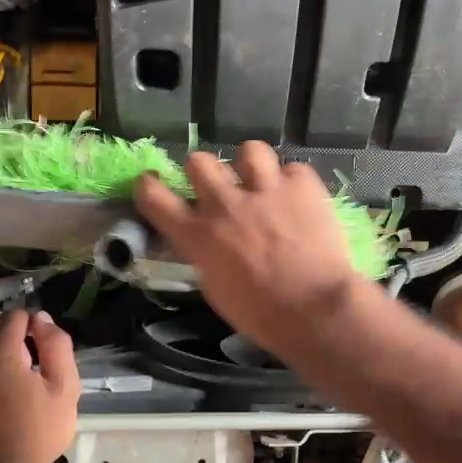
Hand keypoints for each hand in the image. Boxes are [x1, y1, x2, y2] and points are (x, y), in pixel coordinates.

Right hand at [135, 141, 366, 357]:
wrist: (313, 308)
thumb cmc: (260, 313)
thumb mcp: (215, 288)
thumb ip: (203, 254)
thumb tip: (204, 240)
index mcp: (198, 234)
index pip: (154, 196)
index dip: (149, 186)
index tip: (154, 184)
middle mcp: (226, 204)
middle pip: (199, 161)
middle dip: (205, 172)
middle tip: (220, 187)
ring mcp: (266, 189)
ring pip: (249, 149)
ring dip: (252, 165)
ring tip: (262, 181)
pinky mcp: (302, 184)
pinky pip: (292, 168)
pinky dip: (293, 181)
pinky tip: (298, 198)